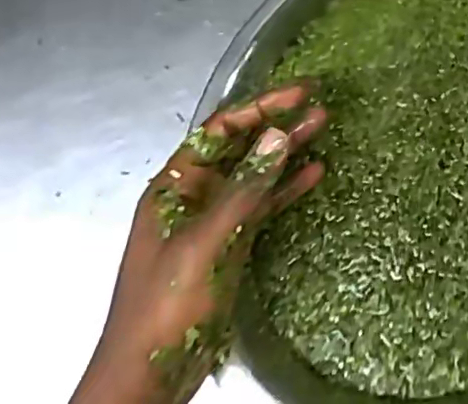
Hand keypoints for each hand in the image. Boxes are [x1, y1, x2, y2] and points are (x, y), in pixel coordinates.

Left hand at [72, 84, 326, 403]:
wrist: (146, 383)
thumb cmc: (165, 306)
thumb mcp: (204, 243)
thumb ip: (242, 190)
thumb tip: (278, 136)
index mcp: (176, 184)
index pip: (221, 130)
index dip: (260, 106)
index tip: (298, 93)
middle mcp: (196, 194)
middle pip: (241, 147)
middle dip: (277, 123)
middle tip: (317, 103)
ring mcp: (215, 219)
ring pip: (256, 174)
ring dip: (287, 152)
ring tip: (321, 126)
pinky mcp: (231, 243)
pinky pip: (262, 206)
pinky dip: (286, 188)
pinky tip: (314, 174)